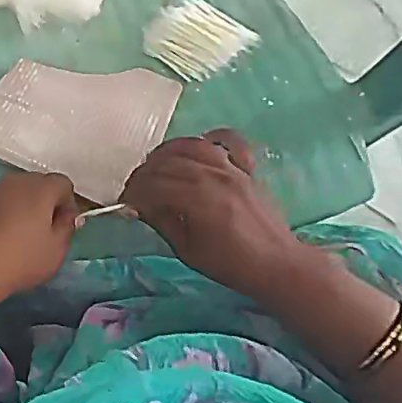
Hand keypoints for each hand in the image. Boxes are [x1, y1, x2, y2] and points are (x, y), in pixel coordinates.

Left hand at [0, 172, 78, 301]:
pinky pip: (1, 203)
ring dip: (25, 209)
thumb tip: (66, 216)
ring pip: (18, 194)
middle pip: (40, 185)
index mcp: (40, 187)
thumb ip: (67, 228)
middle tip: (46, 234)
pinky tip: (3, 240)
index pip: (64, 184)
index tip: (64, 228)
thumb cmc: (20, 259)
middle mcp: (16, 181)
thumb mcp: (56, 250)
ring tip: (23, 239)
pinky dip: (6, 215)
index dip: (68, 205)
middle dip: (47, 204)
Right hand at [121, 128, 299, 295]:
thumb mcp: (187, 249)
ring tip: (157, 165)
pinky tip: (200, 145)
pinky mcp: (247, 168)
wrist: (276, 264)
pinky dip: (212, 137)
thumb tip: (139, 207)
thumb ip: (162, 221)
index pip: (152, 184)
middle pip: (166, 162)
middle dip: (144, 174)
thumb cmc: (230, 263)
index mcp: (196, 197)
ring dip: (168, 152)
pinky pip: (229, 140)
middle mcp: (212, 175)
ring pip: (191, 145)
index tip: (125, 203)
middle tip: (135, 189)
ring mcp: (232, 168)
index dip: (133, 193)